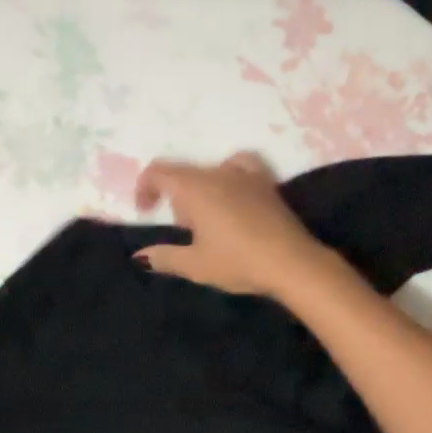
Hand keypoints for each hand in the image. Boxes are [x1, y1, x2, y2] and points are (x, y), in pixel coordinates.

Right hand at [134, 153, 338, 299]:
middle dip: (176, 199)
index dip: (145, 187)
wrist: (291, 262)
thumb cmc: (238, 263)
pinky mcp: (266, 183)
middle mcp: (217, 173)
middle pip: (185, 174)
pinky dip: (230, 175)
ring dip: (201, 190)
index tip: (145, 211)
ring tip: (208, 218)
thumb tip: (139, 257)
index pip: (159, 172)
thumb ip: (165, 257)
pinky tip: (234, 192)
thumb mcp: (196, 266)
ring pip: (210, 172)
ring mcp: (245, 174)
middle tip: (186, 232)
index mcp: (195, 188)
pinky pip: (241, 166)